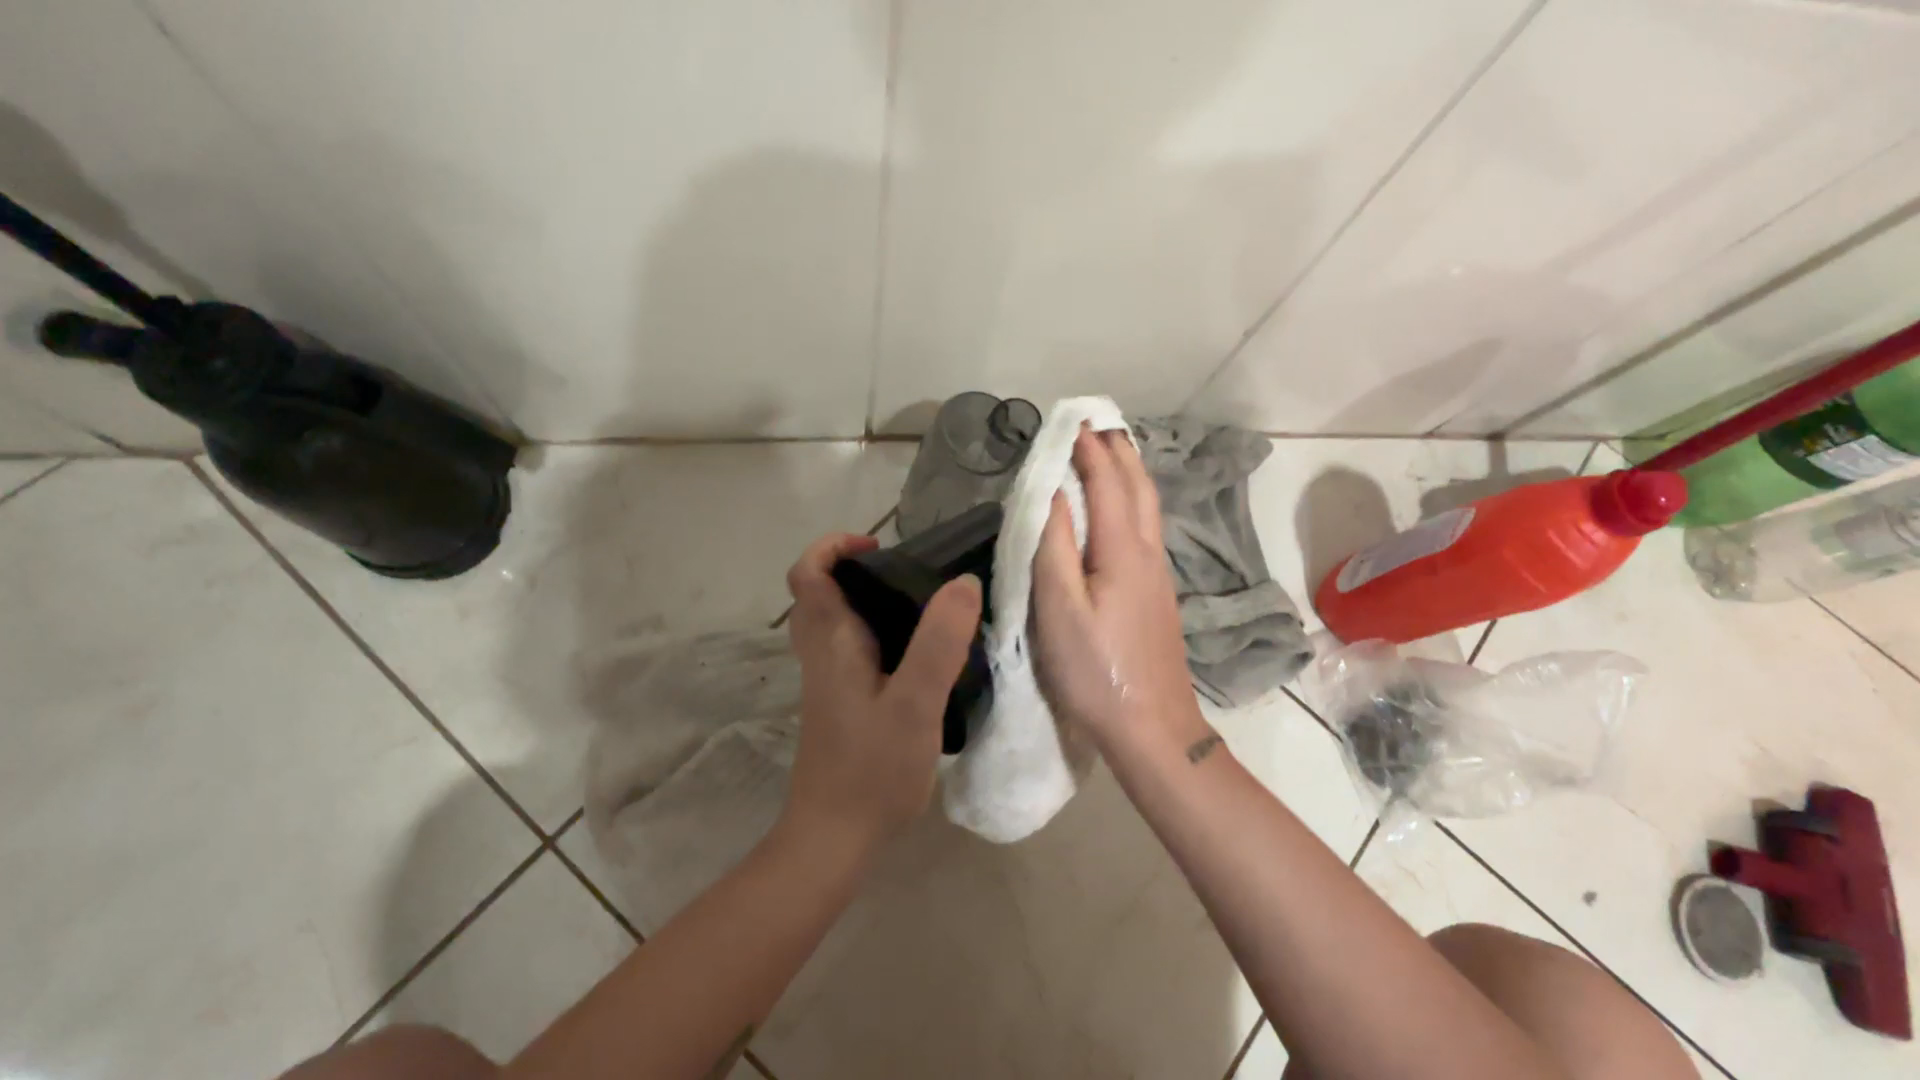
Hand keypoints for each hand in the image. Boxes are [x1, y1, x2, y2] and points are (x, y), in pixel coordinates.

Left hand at [781, 532, 982, 852]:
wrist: (834, 837)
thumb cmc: (872, 769)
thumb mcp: (916, 704)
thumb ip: (939, 643)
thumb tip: (963, 583)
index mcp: (832, 643)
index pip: (807, 574)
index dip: (833, 546)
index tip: (880, 545)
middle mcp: (822, 656)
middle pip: (820, 594)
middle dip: (856, 571)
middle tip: (909, 575)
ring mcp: (828, 683)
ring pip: (836, 625)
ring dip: (869, 604)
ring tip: (924, 611)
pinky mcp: (840, 706)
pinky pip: (851, 652)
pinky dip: (878, 637)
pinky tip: (919, 660)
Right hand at [1033, 429, 1209, 755]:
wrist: (1152, 729)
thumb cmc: (1096, 671)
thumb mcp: (1060, 608)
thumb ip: (1054, 545)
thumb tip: (1051, 490)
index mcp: (1124, 551)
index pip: (1108, 483)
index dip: (1090, 449)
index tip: (1071, 419)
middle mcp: (1149, 555)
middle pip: (1140, 489)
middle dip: (1118, 451)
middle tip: (1096, 425)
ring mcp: (1159, 578)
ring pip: (1148, 510)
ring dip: (1129, 475)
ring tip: (1108, 456)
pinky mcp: (1157, 598)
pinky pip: (1146, 531)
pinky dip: (1132, 504)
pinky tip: (1119, 515)